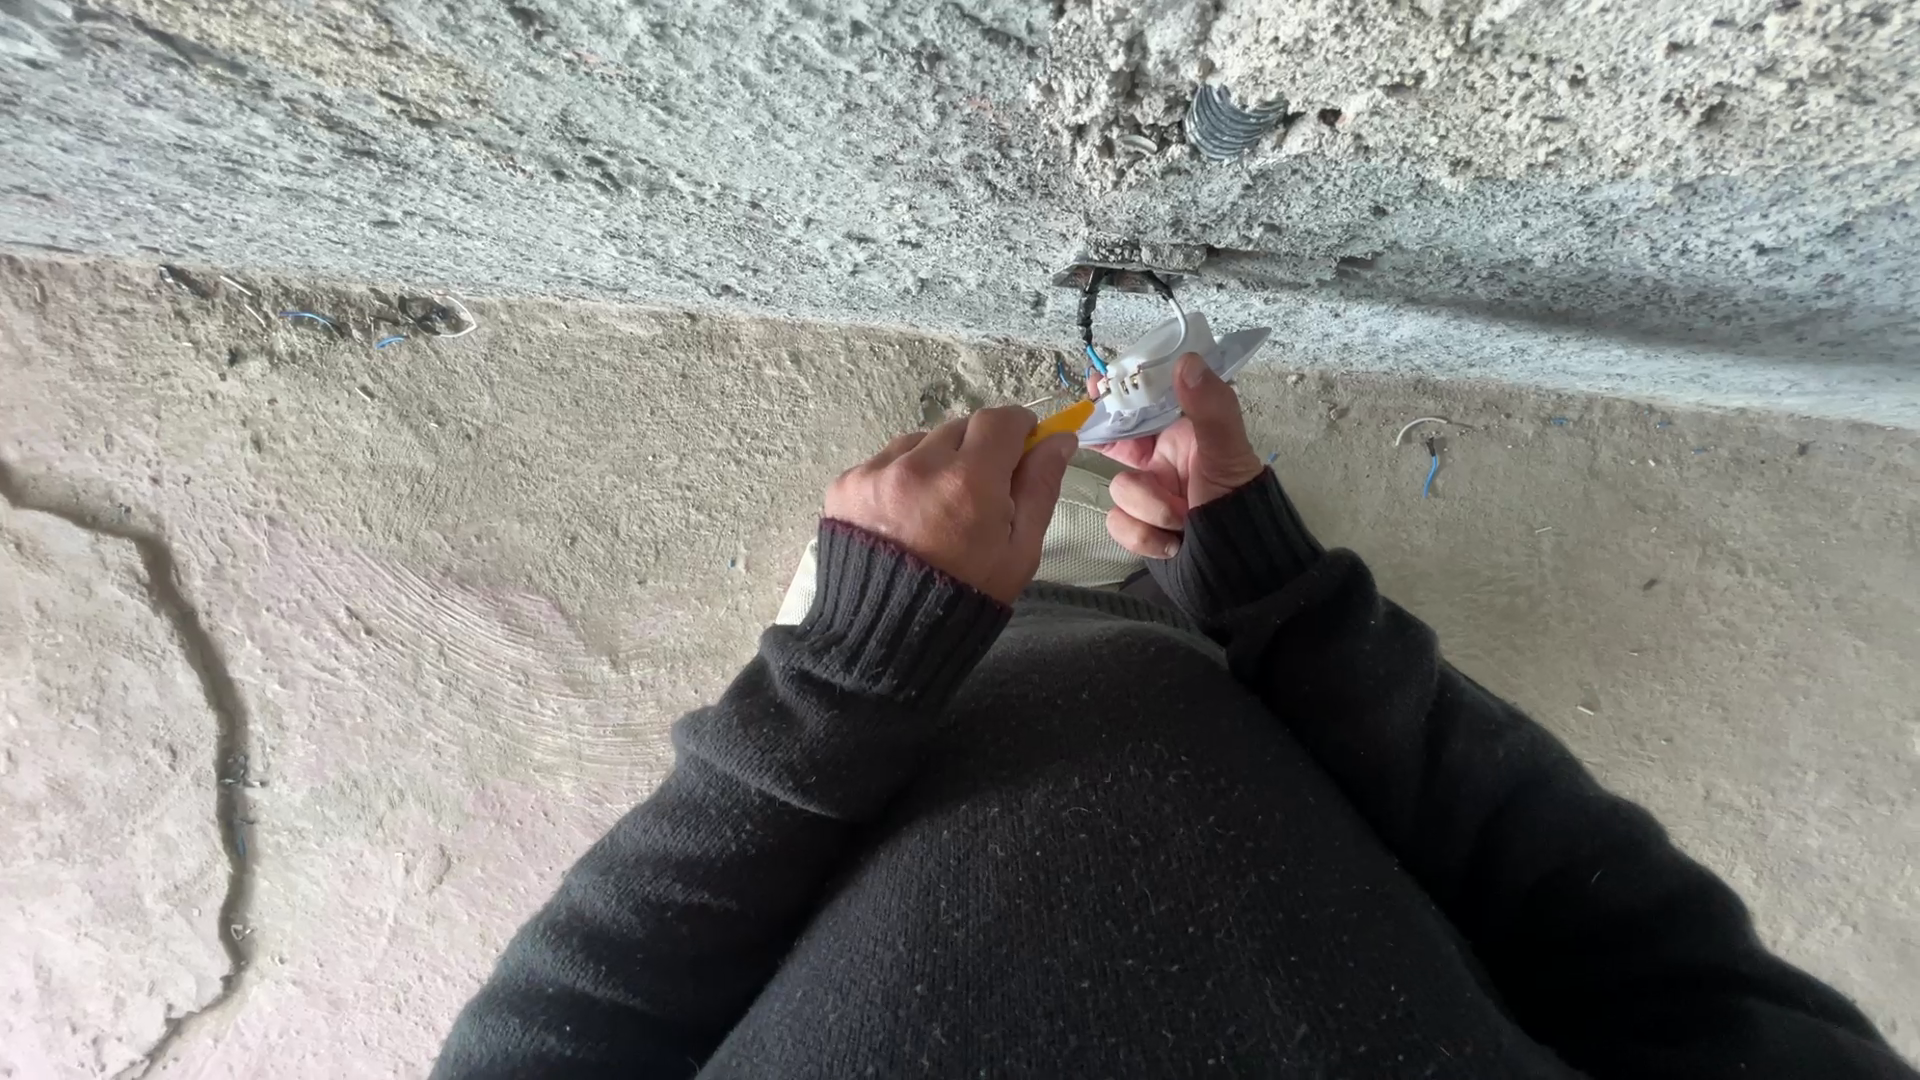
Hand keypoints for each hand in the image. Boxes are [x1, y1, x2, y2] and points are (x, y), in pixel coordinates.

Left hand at [825, 406, 1076, 603]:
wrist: (886, 636)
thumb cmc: (965, 597)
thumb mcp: (1019, 552)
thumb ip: (1040, 488)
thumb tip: (1059, 441)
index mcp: (969, 481)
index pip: (1000, 420)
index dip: (1017, 427)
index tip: (1022, 445)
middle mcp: (919, 465)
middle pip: (959, 427)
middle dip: (977, 449)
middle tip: (980, 489)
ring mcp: (876, 472)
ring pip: (919, 441)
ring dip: (935, 460)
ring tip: (936, 507)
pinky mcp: (845, 484)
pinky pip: (883, 461)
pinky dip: (899, 477)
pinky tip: (903, 516)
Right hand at [1094, 353, 1264, 558]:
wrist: (1240, 574)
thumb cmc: (1239, 506)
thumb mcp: (1226, 452)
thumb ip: (1209, 407)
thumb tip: (1186, 360)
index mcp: (1181, 438)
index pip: (1142, 408)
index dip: (1116, 399)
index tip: (1095, 388)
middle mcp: (1162, 464)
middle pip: (1118, 451)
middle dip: (1133, 474)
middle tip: (1141, 474)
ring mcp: (1149, 498)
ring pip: (1118, 493)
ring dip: (1150, 510)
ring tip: (1183, 521)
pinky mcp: (1139, 529)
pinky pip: (1119, 524)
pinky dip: (1145, 537)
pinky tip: (1172, 544)